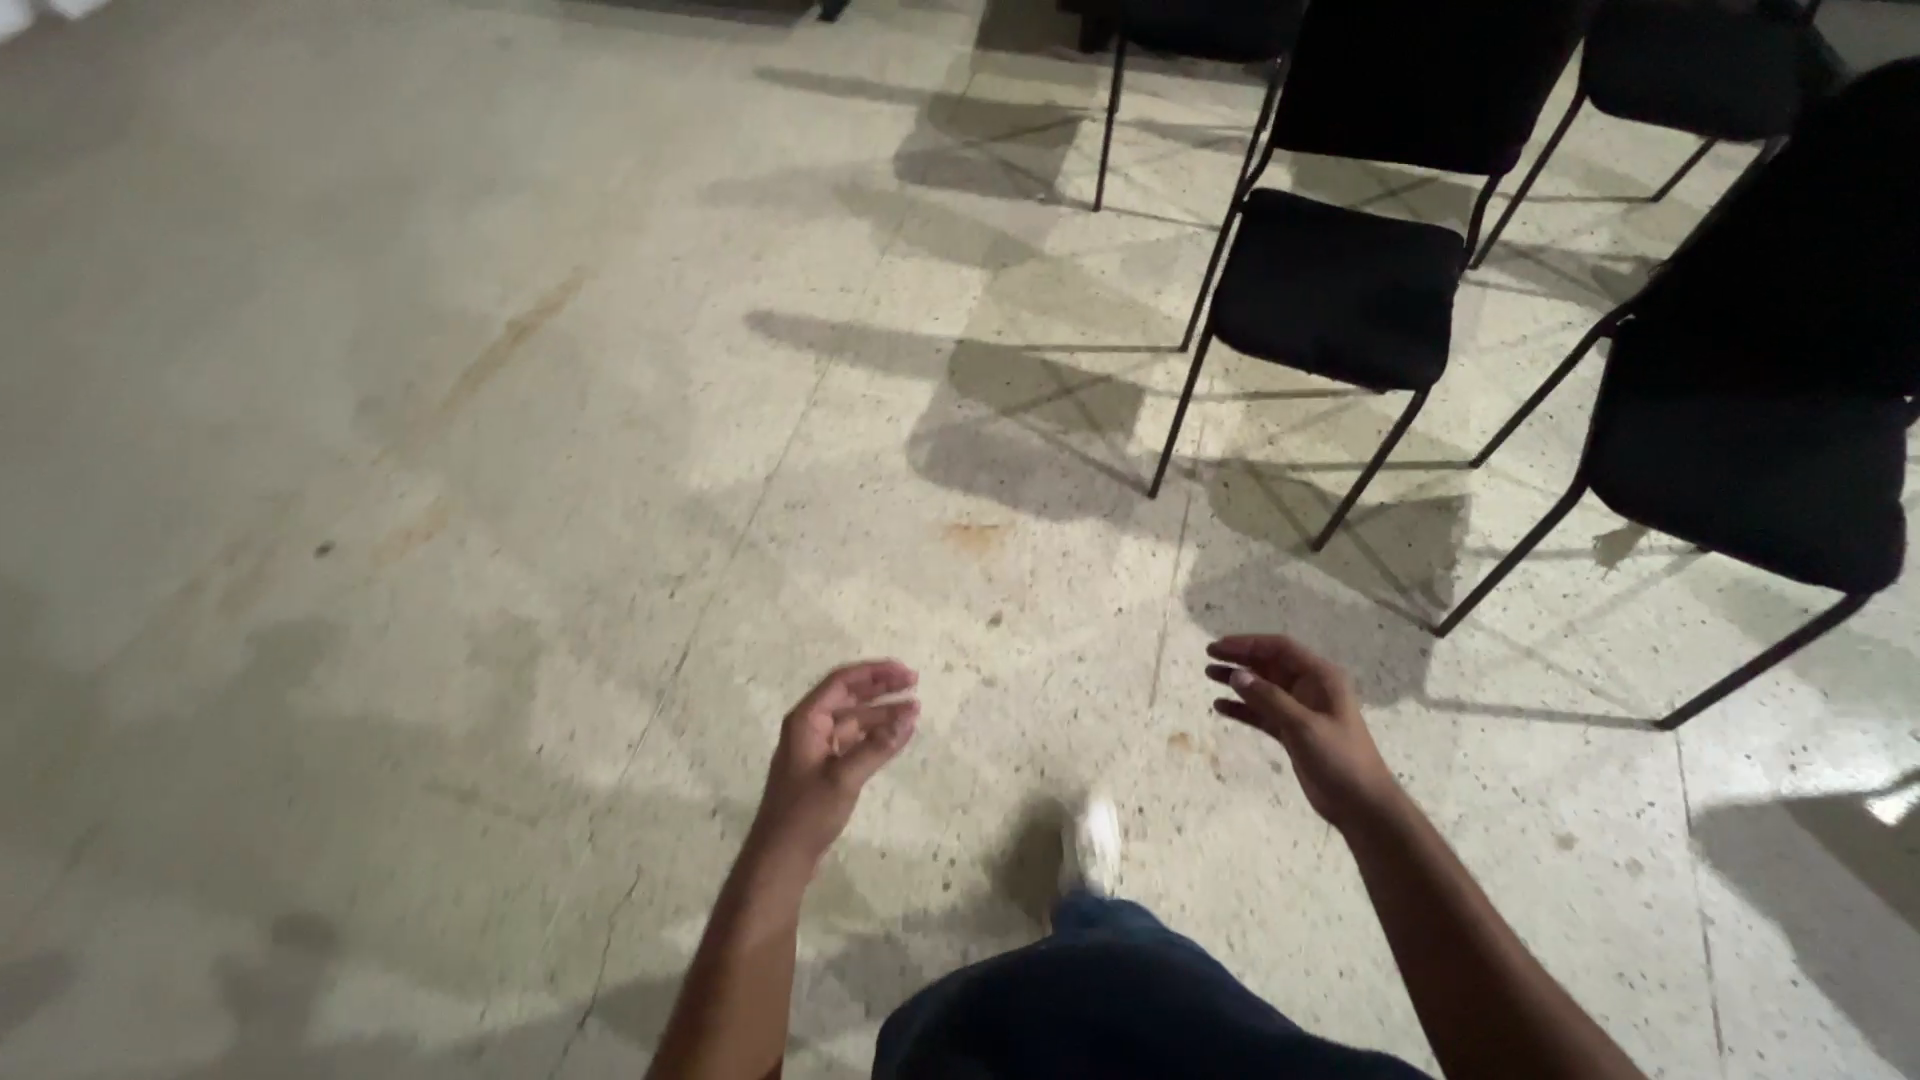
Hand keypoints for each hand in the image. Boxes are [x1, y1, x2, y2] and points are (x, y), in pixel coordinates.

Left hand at [748, 660, 919, 868]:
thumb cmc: (806, 813)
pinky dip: (875, 735)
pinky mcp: (825, 767)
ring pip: (854, 719)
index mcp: (806, 720)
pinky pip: (854, 740)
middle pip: (849, 696)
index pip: (842, 682)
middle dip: (881, 687)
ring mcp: (817, 747)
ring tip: (914, 710)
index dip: (874, 672)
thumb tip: (910, 716)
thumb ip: (878, 746)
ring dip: (882, 713)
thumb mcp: (844, 778)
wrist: (781, 856)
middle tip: (914, 682)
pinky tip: (897, 735)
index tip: (905, 672)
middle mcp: (810, 727)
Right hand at [1206, 635, 1402, 831]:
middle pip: (1270, 665)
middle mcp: (1310, 688)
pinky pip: (1262, 712)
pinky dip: (1242, 708)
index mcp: (1321, 677)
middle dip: (1240, 658)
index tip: (1219, 646)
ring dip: (1238, 681)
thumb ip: (1269, 698)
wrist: (1361, 804)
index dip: (1249, 644)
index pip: (1280, 649)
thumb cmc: (1339, 758)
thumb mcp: (1303, 726)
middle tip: (1209, 656)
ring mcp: (1301, 710)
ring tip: (1209, 675)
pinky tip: (1220, 707)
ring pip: (1263, 688)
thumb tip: (1237, 675)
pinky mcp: (1292, 731)